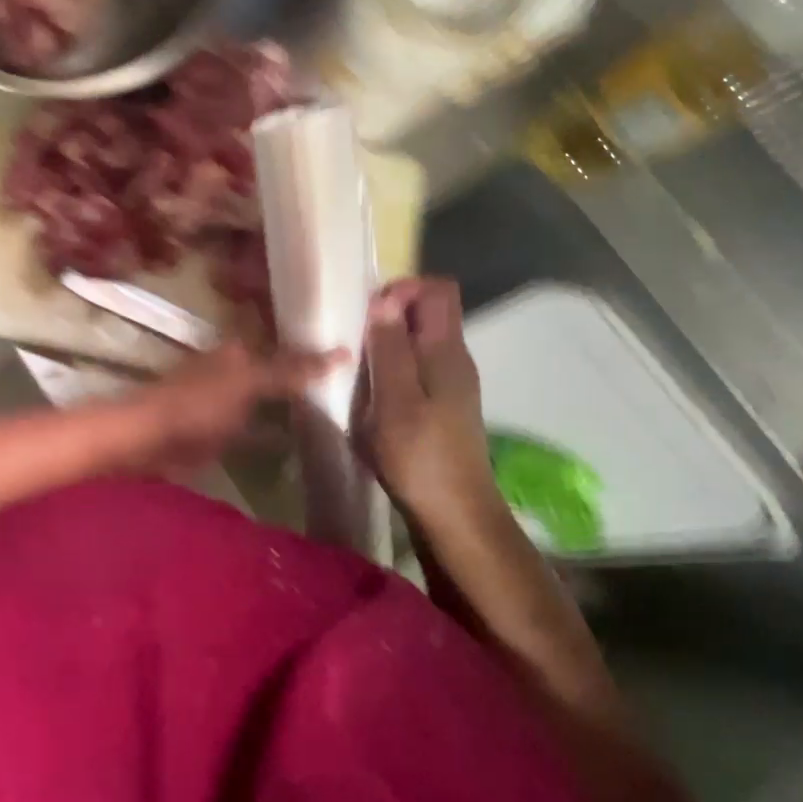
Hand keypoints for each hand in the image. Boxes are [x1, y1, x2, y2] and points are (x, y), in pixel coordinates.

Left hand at [122, 340, 346, 476]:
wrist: (148, 440)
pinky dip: (276, 432)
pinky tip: (303, 439)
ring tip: (342, 409)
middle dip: (307, 374)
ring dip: (293, 404)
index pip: (283, 338)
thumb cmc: (196, 404)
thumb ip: (291, 368)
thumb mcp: (248, 381)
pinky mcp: (220, 433)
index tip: (355, 342)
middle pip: (277, 369)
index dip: (313, 341)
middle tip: (359, 380)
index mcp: (236, 350)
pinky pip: (257, 429)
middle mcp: (232, 371)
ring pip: (268, 399)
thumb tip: (343, 349)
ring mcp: (225, 403)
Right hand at [356, 278, 504, 526]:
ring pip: (416, 341)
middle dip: (385, 316)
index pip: (437, 290)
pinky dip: (387, 370)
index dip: (400, 289)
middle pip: (425, 313)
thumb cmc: (419, 456)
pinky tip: (366, 396)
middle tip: (349, 344)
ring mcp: (448, 383)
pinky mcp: (438, 405)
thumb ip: (390, 349)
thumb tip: (384, 300)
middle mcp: (453, 359)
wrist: (453, 512)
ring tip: (351, 370)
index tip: (364, 314)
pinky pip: (412, 368)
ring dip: (382, 345)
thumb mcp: (394, 400)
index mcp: (445, 351)